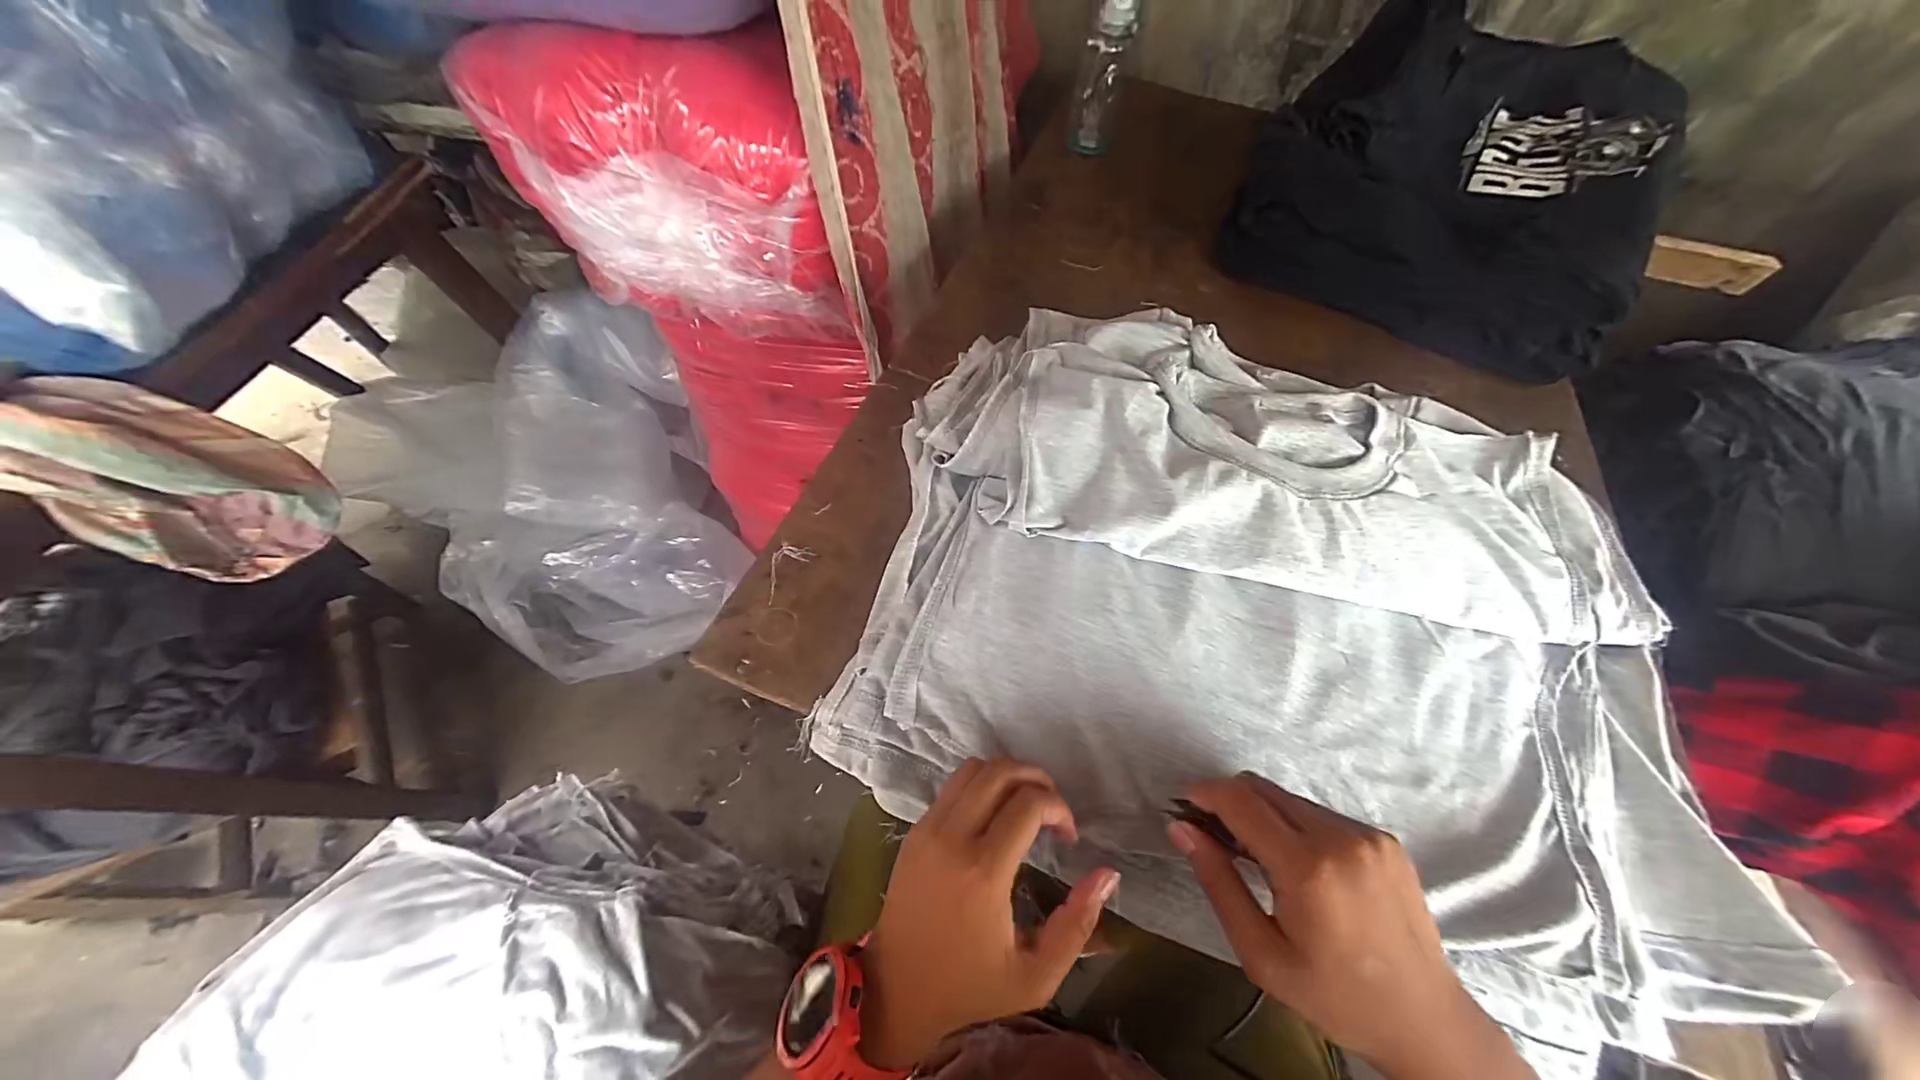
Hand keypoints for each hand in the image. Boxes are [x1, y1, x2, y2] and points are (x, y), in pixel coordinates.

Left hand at [857, 758, 1120, 1069]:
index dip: (1060, 808)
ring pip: (974, 768)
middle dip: (1037, 779)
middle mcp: (953, 838)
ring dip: (1007, 776)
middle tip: (1053, 809)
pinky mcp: (915, 830)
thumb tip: (1108, 874)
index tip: (1069, 836)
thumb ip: (1078, 924)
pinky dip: (981, 786)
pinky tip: (994, 816)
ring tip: (1026, 806)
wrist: (897, 988)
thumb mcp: (1037, 975)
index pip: (1029, 803)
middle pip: (1001, 771)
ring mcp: (929, 828)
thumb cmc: (970, 986)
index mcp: (983, 871)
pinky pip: (953, 786)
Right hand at [1169, 774, 1533, 1079]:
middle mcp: (1341, 837)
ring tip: (1254, 855)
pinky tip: (1297, 864)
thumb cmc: (1335, 997)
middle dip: (1228, 801)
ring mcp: (1368, 835)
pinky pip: (1319, 814)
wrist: (1427, 1023)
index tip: (1181, 804)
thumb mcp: (1261, 953)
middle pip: (1262, 789)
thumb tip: (1181, 829)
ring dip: (1261, 813)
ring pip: (1289, 798)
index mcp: (1308, 868)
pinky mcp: (1384, 840)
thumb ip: (1218, 882)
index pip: (1240, 800)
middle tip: (1211, 834)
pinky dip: (1294, 825)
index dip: (1203, 793)